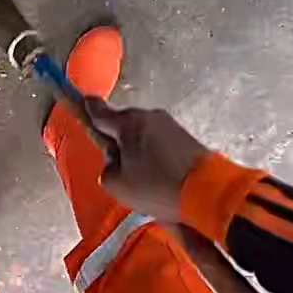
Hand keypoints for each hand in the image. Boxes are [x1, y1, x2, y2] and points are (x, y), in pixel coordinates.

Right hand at [84, 98, 210, 224]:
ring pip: (142, 134)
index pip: (100, 112)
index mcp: (128, 123)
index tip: (83, 99)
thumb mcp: (115, 184)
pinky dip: (153, 155)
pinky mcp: (186, 137)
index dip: (88, 107)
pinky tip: (158, 176)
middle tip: (117, 166)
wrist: (209, 193)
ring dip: (137, 149)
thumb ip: (106, 167)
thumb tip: (115, 159)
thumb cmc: (155, 187)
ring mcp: (170, 125)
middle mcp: (149, 116)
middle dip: (117, 139)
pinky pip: (159, 142)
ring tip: (142, 177)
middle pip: (123, 124)